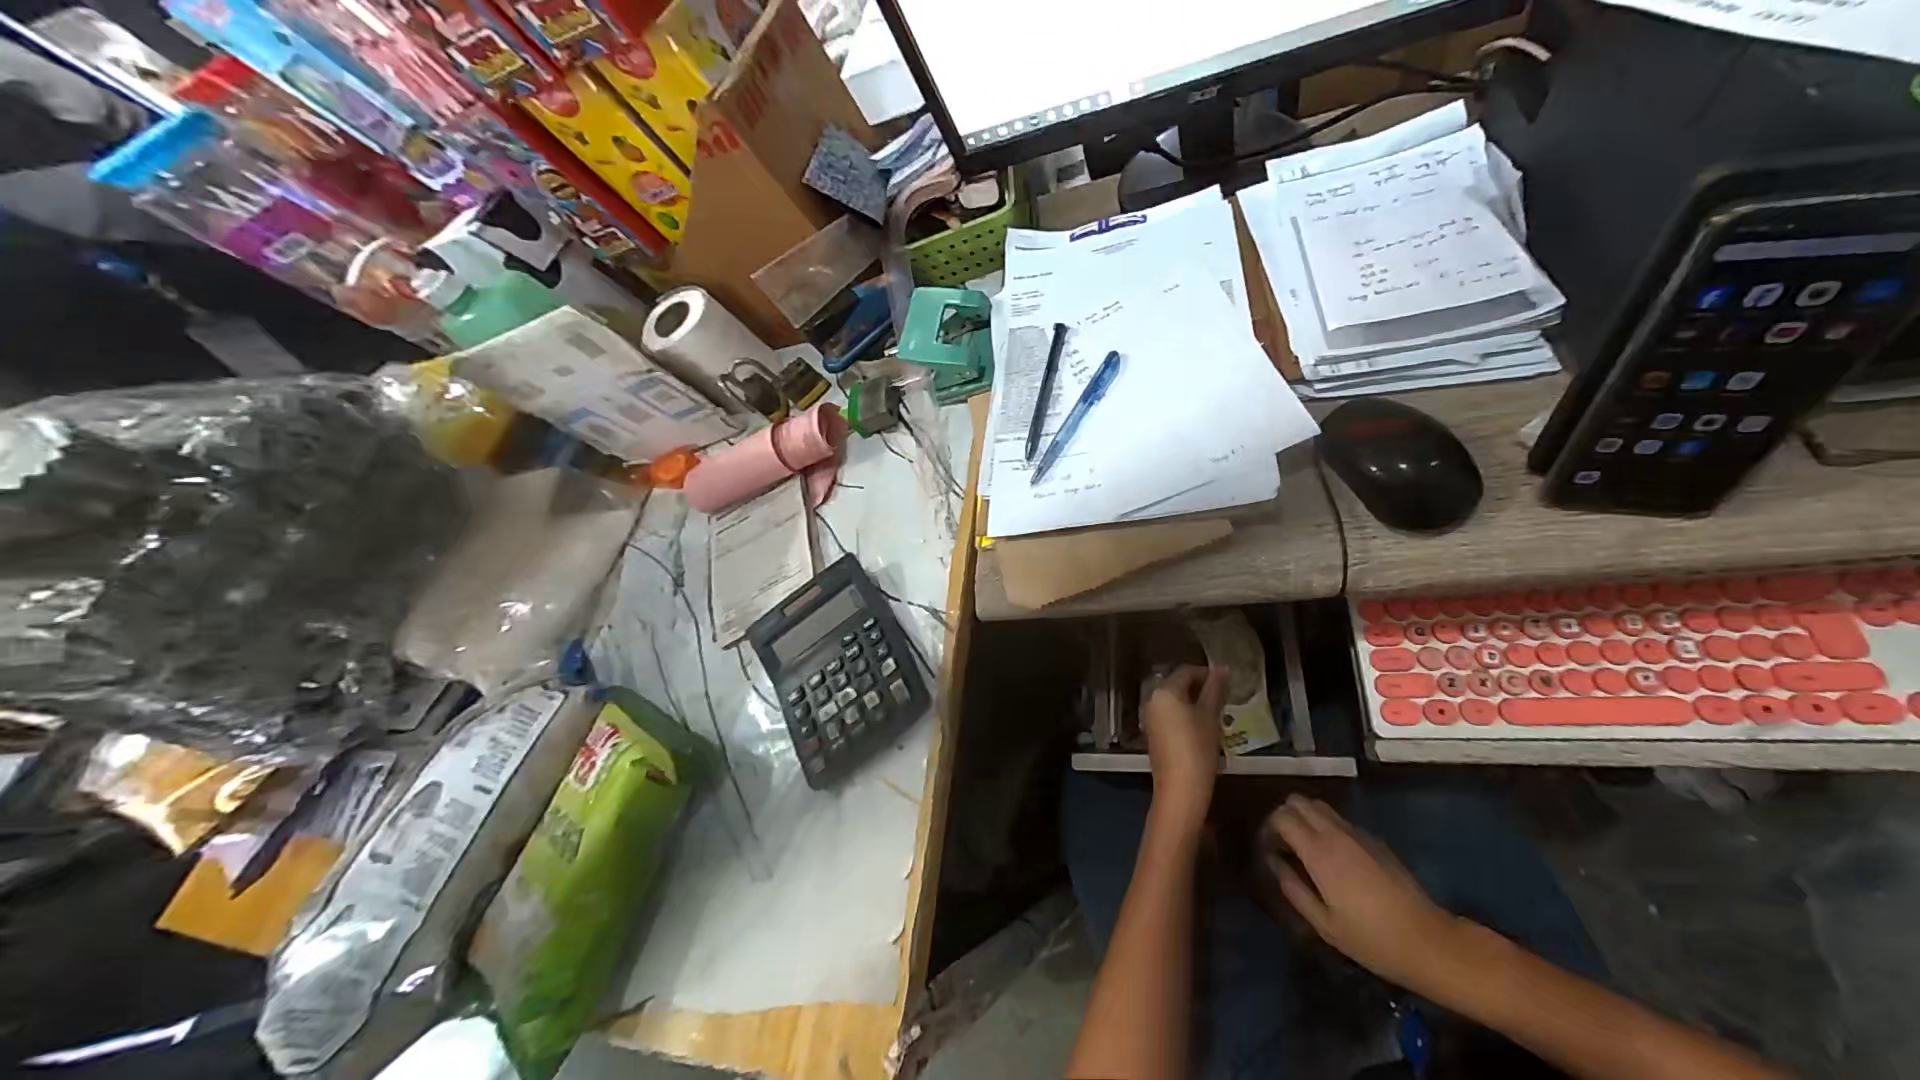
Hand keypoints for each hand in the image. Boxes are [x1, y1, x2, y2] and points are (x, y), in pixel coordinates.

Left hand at [1142, 665, 1227, 826]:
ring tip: (1218, 711)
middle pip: (1178, 684)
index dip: (1207, 673)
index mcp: (1164, 692)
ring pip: (1175, 701)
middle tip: (1225, 696)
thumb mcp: (1210, 716)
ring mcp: (1151, 717)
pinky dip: (1186, 714)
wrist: (1180, 788)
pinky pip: (1171, 715)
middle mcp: (1153, 700)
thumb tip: (1222, 668)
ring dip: (1195, 701)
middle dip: (1202, 688)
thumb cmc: (1197, 747)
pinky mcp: (1154, 733)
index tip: (1227, 681)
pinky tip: (1204, 726)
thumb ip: (1215, 690)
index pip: (1186, 671)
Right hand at [1261, 795, 1465, 991]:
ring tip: (1304, 847)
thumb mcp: (1323, 924)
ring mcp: (1359, 834)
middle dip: (1284, 815)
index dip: (1268, 827)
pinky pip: (1341, 821)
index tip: (1267, 848)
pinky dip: (1327, 827)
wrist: (1431, 943)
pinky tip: (1333, 857)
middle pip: (1299, 801)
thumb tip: (1274, 862)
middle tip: (1283, 843)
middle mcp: (1337, 834)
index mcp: (1320, 852)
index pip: (1282, 816)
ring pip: (1321, 806)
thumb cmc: (1372, 939)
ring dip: (1306, 817)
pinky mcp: (1376, 841)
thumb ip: (1293, 888)